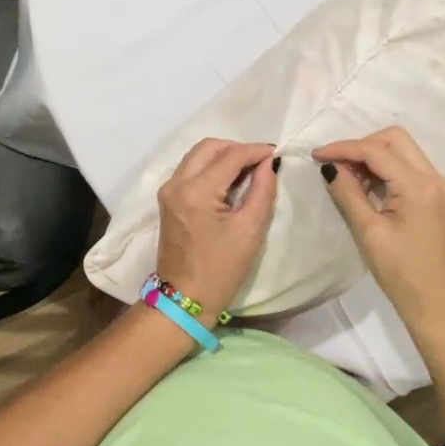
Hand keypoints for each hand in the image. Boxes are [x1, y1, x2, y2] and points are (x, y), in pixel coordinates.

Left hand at [154, 139, 278, 321]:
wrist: (184, 299)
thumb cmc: (221, 269)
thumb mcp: (250, 230)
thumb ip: (262, 191)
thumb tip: (269, 164)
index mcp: (196, 192)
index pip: (229, 156)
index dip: (255, 151)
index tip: (277, 153)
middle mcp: (176, 183)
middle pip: (209, 147)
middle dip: (238, 148)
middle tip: (262, 161)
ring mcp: (168, 190)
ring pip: (198, 155)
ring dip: (223, 155)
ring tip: (249, 169)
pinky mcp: (167, 198)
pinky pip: (190, 169)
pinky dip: (211, 166)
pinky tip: (230, 179)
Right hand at [315, 127, 444, 331]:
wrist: (437, 305)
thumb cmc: (401, 273)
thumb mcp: (368, 232)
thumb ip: (348, 193)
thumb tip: (329, 166)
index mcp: (419, 186)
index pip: (377, 151)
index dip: (343, 148)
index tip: (316, 155)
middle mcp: (434, 178)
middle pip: (394, 139)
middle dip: (361, 145)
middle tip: (336, 166)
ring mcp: (438, 187)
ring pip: (403, 150)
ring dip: (373, 156)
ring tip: (348, 178)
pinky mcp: (436, 197)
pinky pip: (409, 167)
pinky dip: (386, 168)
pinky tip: (366, 187)